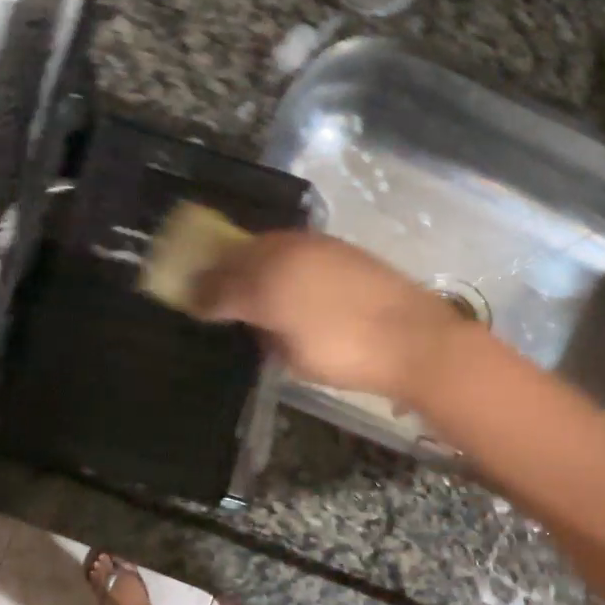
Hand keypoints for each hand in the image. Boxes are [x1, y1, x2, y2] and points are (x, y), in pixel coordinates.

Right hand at [191, 232, 468, 402]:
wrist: (415, 339)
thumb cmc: (346, 354)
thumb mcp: (292, 356)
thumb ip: (263, 334)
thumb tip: (250, 321)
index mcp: (269, 277)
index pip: (221, 279)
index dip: (203, 291)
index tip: (190, 301)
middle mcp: (289, 251)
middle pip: (243, 255)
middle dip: (222, 270)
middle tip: (210, 291)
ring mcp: (319, 247)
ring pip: (271, 249)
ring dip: (253, 263)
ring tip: (247, 287)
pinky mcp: (344, 251)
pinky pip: (297, 252)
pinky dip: (282, 263)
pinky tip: (288, 285)